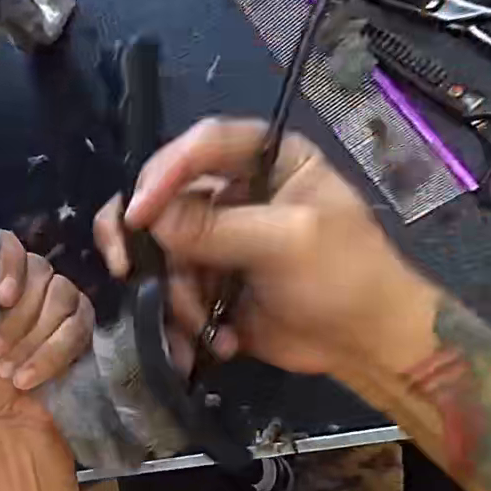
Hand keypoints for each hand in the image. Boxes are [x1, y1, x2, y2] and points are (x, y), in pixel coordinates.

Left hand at [0, 231, 93, 429]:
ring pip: (62, 300)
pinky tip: (31, 377)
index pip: (10, 245)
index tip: (1, 297)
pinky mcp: (83, 326)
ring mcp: (62, 304)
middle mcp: (33, 284)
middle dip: (19, 320)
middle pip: (41, 275)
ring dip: (35, 340)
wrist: (16, 420)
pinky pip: (79, 327)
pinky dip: (53, 354)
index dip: (10, 265)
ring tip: (11, 372)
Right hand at [93, 117, 437, 378]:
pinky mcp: (215, 286)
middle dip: (148, 242)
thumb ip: (218, 228)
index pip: (203, 147)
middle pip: (168, 201)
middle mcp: (237, 195)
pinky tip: (218, 343)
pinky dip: (186, 323)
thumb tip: (149, 221)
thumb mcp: (288, 242)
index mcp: (266, 161)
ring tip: (207, 327)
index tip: (138, 216)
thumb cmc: (345, 276)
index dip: (164, 175)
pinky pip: (177, 295)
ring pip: (167, 257)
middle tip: (126, 268)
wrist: (364, 343)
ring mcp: (222, 243)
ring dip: (179, 297)